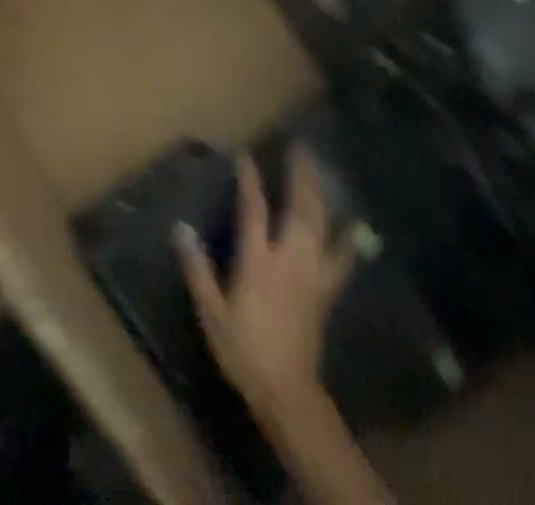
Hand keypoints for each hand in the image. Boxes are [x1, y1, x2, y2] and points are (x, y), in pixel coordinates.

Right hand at [174, 148, 356, 409]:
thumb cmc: (241, 348)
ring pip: (322, 224)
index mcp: (258, 261)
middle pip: (300, 207)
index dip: (249, 180)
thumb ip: (197, 268)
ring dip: (321, 194)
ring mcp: (313, 273)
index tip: (245, 155)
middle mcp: (290, 259)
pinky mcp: (326, 289)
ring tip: (319, 171)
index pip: (253, 209)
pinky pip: (342, 257)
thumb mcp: (210, 310)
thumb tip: (181, 229)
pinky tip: (354, 226)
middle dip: (300, 175)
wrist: (285, 387)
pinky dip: (348, 238)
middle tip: (300, 148)